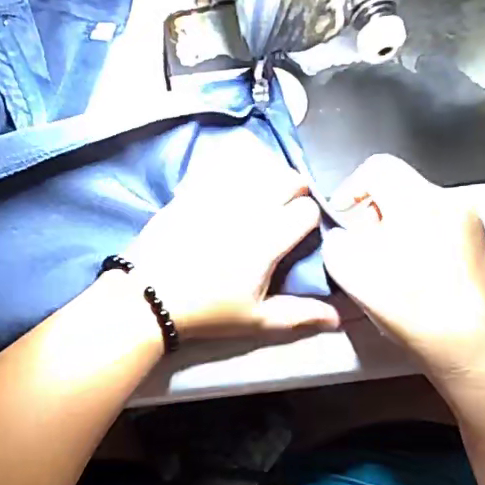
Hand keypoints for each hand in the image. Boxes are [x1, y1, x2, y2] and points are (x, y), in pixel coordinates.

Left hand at [121, 149, 339, 340]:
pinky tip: (228, 186)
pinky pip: (219, 165)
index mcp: (269, 238)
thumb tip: (337, 318)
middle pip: (287, 177)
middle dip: (294, 190)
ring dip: (265, 177)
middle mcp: (248, 207)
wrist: (147, 297)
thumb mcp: (256, 320)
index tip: (300, 234)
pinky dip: (231, 169)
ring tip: (258, 197)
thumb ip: (299, 314)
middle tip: (284, 210)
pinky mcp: (191, 189)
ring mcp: (217, 194)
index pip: (308, 210)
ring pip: (256, 166)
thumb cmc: (207, 311)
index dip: (309, 220)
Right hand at [321, 154, 484, 380]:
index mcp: (418, 198)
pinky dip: (418, 250)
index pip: (376, 167)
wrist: (476, 347)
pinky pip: (437, 233)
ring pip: (417, 215)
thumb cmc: (413, 306)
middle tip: (362, 257)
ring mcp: (470, 224)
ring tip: (388, 276)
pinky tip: (416, 286)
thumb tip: (343, 236)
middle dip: (373, 220)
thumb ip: (335, 243)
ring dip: (395, 237)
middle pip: (397, 192)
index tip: (341, 221)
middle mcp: (449, 200)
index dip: (349, 189)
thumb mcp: (351, 273)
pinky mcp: (480, 248)